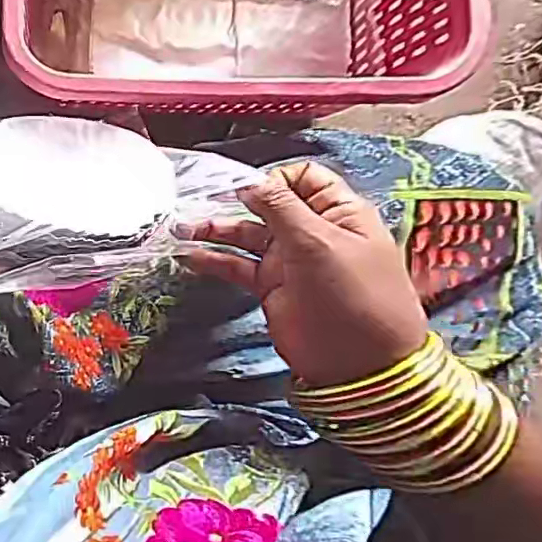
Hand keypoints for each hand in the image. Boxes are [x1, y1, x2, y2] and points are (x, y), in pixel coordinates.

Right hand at [187, 161, 427, 386]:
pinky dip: (214, 260)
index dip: (272, 180)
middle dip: (234, 202)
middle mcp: (311, 232)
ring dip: (216, 230)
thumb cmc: (352, 298)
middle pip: (266, 204)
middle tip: (201, 204)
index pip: (301, 178)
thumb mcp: (318, 243)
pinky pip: (237, 265)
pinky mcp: (271, 286)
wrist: (357, 364)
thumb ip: (281, 208)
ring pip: (246, 234)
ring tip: (184, 229)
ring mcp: (288, 260)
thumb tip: (249, 182)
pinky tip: (192, 257)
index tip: (246, 193)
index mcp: (337, 213)